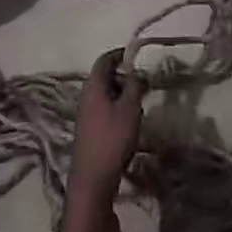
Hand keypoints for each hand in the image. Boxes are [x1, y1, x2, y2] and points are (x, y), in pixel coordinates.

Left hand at [70, 49, 143, 195]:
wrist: (93, 178)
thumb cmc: (112, 138)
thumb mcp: (130, 108)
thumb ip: (135, 85)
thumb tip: (138, 71)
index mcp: (93, 85)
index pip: (105, 59)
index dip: (121, 54)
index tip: (138, 54)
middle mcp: (86, 95)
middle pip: (105, 76)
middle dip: (125, 74)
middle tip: (145, 80)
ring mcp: (85, 113)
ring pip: (106, 93)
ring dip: (123, 92)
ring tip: (141, 100)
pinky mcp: (89, 128)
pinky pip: (104, 107)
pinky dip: (118, 106)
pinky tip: (130, 119)